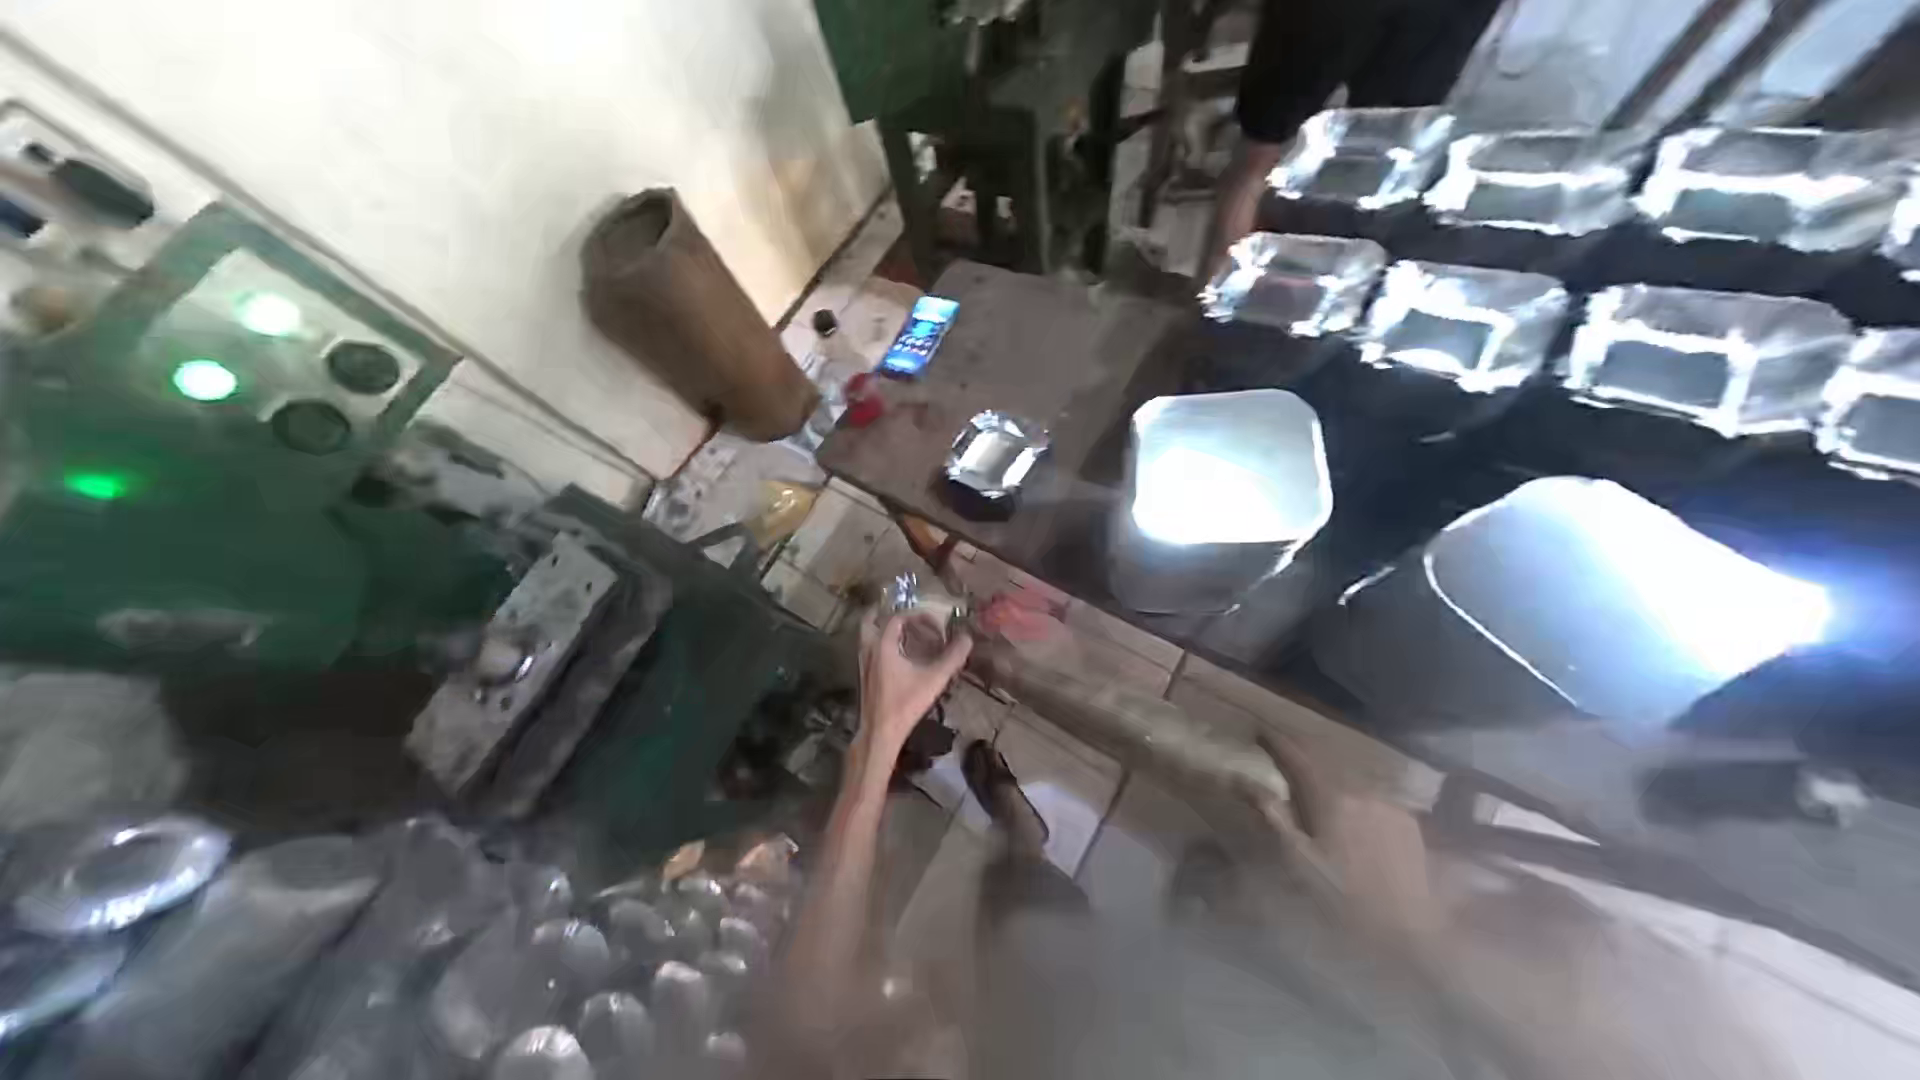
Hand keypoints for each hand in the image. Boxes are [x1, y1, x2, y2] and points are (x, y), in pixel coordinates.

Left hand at [857, 613, 971, 758]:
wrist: (880, 733)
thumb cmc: (905, 704)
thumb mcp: (933, 680)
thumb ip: (952, 658)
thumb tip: (967, 639)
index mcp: (883, 645)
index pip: (898, 618)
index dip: (918, 617)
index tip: (936, 627)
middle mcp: (869, 649)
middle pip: (871, 620)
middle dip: (887, 613)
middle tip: (905, 615)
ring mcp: (863, 663)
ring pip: (869, 636)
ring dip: (884, 629)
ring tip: (905, 633)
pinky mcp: (865, 676)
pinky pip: (870, 650)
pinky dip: (882, 644)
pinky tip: (899, 656)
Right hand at [1252, 732, 1436, 940]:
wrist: (1410, 940)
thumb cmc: (1343, 901)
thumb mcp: (1296, 862)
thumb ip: (1269, 815)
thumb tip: (1241, 779)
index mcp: (1330, 796)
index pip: (1297, 756)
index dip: (1275, 742)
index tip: (1258, 731)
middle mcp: (1361, 790)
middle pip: (1323, 762)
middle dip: (1300, 756)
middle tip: (1280, 754)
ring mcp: (1389, 805)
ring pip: (1348, 778)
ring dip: (1326, 776)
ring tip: (1311, 783)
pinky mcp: (1408, 824)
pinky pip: (1371, 796)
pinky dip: (1351, 795)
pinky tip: (1347, 811)